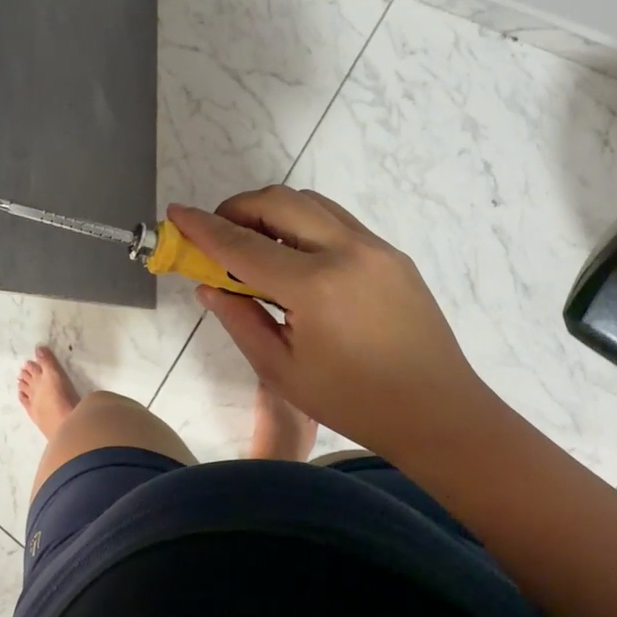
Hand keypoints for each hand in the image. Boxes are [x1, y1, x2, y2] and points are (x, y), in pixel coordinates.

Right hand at [168, 187, 496, 459]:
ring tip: (253, 243)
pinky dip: (301, 222)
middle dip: (236, 208)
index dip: (203, 228)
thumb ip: (239, 320)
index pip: (244, 244)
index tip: (175, 214)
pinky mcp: (390, 253)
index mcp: (316, 287)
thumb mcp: (282, 371)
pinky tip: (293, 257)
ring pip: (308, 202)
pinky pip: (334, 218)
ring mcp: (374, 247)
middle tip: (216, 234)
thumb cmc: (354, 402)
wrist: (440, 414)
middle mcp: (346, 251)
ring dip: (270, 211)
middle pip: (277, 202)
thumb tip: (207, 286)